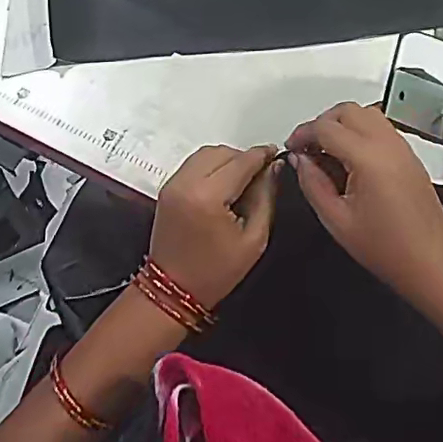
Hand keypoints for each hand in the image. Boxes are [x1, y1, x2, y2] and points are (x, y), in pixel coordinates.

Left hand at [149, 144, 280, 308]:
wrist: (173, 288)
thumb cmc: (216, 271)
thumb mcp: (253, 239)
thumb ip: (265, 197)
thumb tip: (273, 168)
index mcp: (207, 196)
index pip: (240, 162)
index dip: (261, 156)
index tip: (275, 154)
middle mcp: (186, 183)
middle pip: (221, 153)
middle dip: (243, 158)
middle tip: (261, 174)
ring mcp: (173, 183)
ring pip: (206, 153)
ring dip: (226, 159)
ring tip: (243, 180)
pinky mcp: (167, 187)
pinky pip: (193, 163)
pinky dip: (211, 165)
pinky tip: (223, 184)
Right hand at [286, 102, 442, 295]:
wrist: (432, 266)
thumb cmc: (392, 250)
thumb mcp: (336, 220)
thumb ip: (312, 183)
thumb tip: (300, 161)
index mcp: (369, 159)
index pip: (326, 127)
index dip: (302, 133)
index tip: (292, 147)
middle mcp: (389, 148)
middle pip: (347, 111)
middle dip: (321, 122)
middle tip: (307, 145)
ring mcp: (403, 151)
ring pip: (366, 113)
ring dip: (342, 124)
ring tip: (326, 149)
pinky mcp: (410, 158)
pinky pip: (381, 128)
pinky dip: (360, 131)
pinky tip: (349, 157)